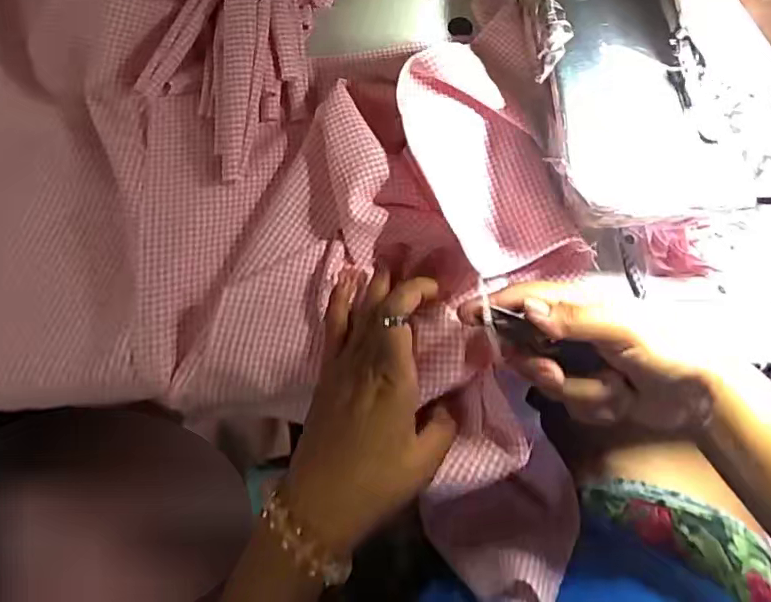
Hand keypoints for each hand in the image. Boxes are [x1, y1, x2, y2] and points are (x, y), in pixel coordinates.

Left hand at [279, 265, 458, 558]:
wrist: (317, 506)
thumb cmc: (375, 482)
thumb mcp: (424, 462)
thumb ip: (445, 423)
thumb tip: (453, 398)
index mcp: (392, 375)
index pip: (398, 313)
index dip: (416, 290)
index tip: (438, 292)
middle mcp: (365, 359)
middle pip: (377, 304)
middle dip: (398, 281)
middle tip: (419, 269)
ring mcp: (342, 364)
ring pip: (356, 309)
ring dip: (371, 283)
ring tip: (386, 264)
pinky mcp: (327, 373)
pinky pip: (333, 326)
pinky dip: (339, 299)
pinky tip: (345, 283)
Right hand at [469, 281, 722, 432]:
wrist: (702, 395)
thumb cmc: (664, 349)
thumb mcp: (620, 332)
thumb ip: (573, 321)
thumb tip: (527, 309)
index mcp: (578, 304)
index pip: (525, 299)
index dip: (493, 305)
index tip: (463, 317)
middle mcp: (572, 329)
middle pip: (528, 346)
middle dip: (542, 366)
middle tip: (558, 374)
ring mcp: (581, 361)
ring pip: (549, 381)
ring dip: (579, 391)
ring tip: (612, 391)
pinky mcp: (591, 390)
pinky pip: (571, 403)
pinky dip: (595, 406)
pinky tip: (621, 402)